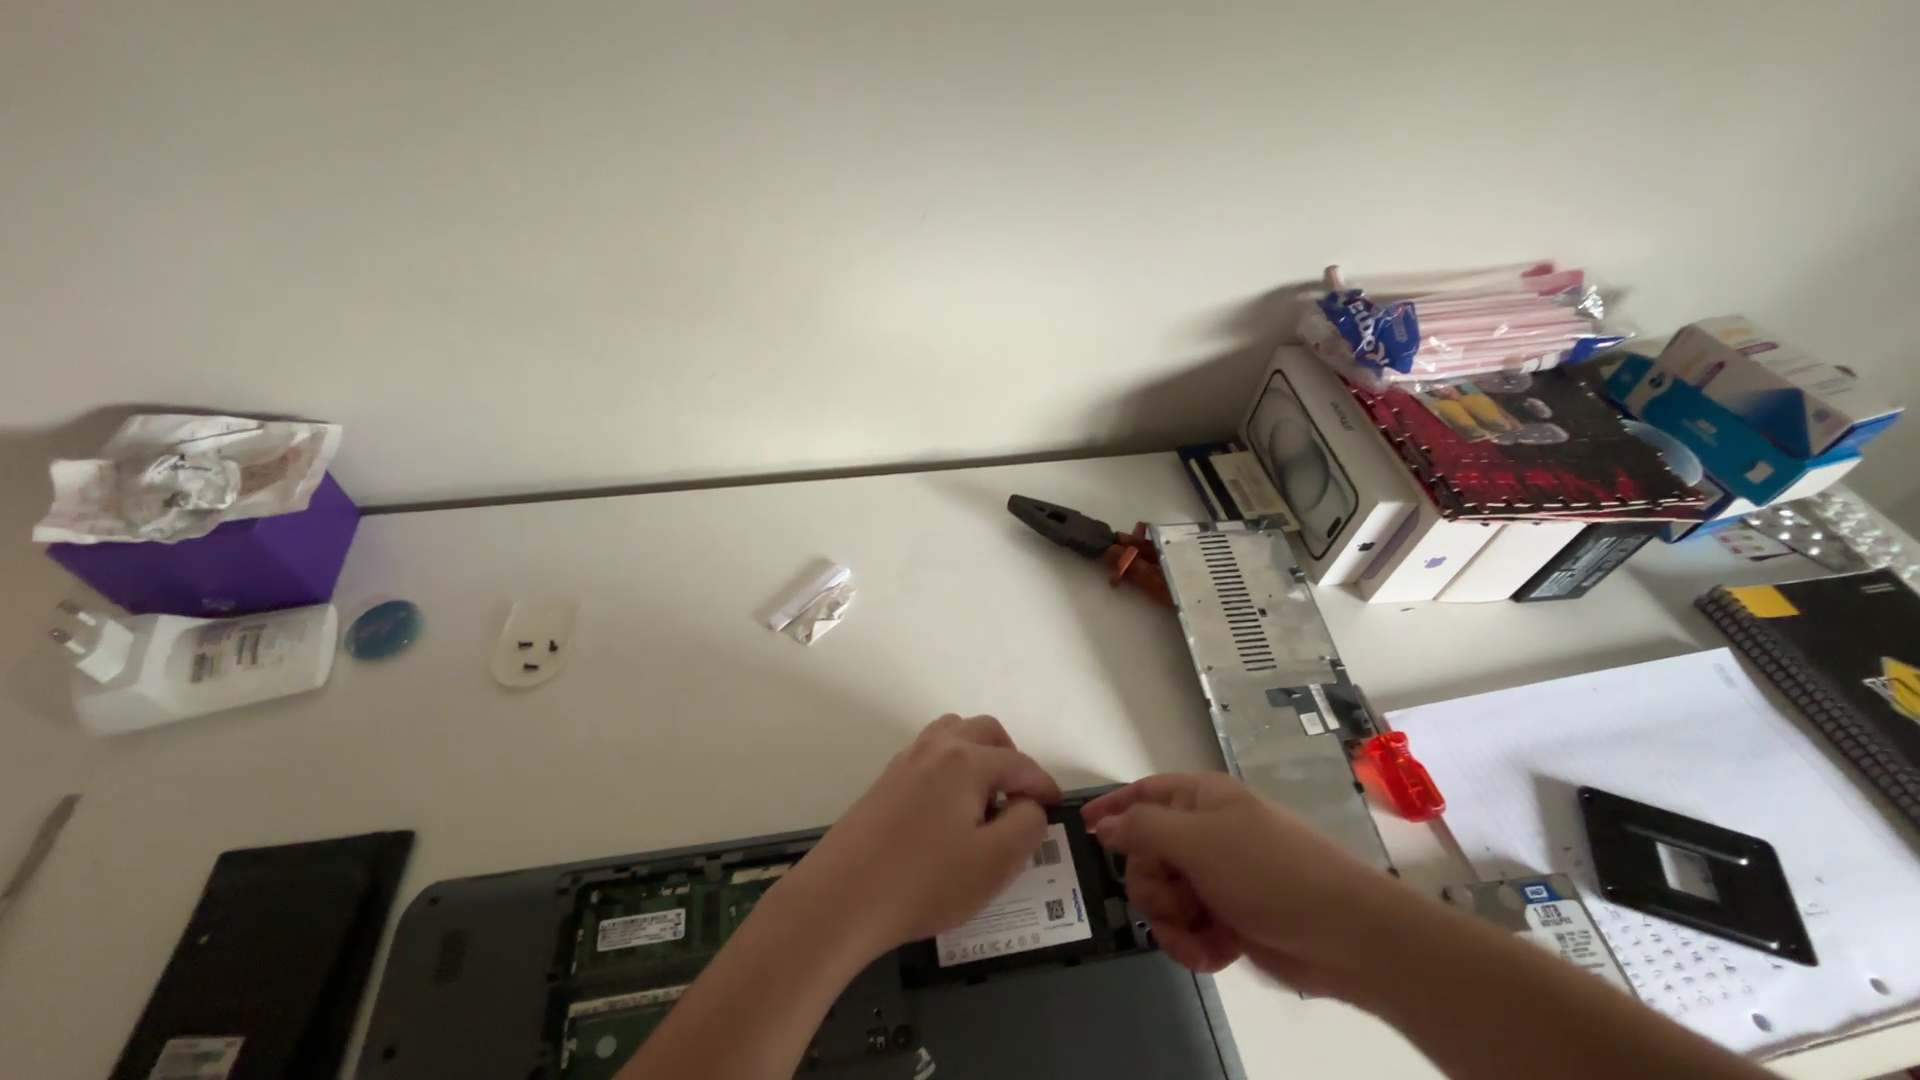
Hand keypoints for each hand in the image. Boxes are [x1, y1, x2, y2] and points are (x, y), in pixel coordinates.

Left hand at [779, 714, 1061, 957]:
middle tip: (1019, 798)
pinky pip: (927, 757)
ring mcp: (904, 764)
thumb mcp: (996, 862)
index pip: (1019, 763)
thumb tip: (1028, 805)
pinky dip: (949, 768)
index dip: (1043, 786)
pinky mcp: (883, 784)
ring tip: (984, 799)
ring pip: (951, 735)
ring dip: (977, 755)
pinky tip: (947, 812)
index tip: (1056, 808)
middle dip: (1011, 758)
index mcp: (966, 761)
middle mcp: (935, 750)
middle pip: (984, 731)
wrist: (841, 899)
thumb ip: (1026, 825)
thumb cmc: (925, 882)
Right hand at [1081, 773, 1407, 999]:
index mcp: (1203, 801)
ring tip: (1199, 928)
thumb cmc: (1270, 872)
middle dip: (1151, 883)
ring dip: (1172, 920)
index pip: (1145, 793)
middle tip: (1172, 896)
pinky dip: (1194, 945)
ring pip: (1164, 899)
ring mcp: (1219, 880)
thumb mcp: (1199, 840)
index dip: (1113, 807)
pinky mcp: (1230, 921)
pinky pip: (1187, 931)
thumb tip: (1104, 823)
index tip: (1082, 829)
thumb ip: (1142, 828)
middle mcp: (1208, 835)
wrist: (1346, 936)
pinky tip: (1214, 952)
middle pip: (1146, 855)